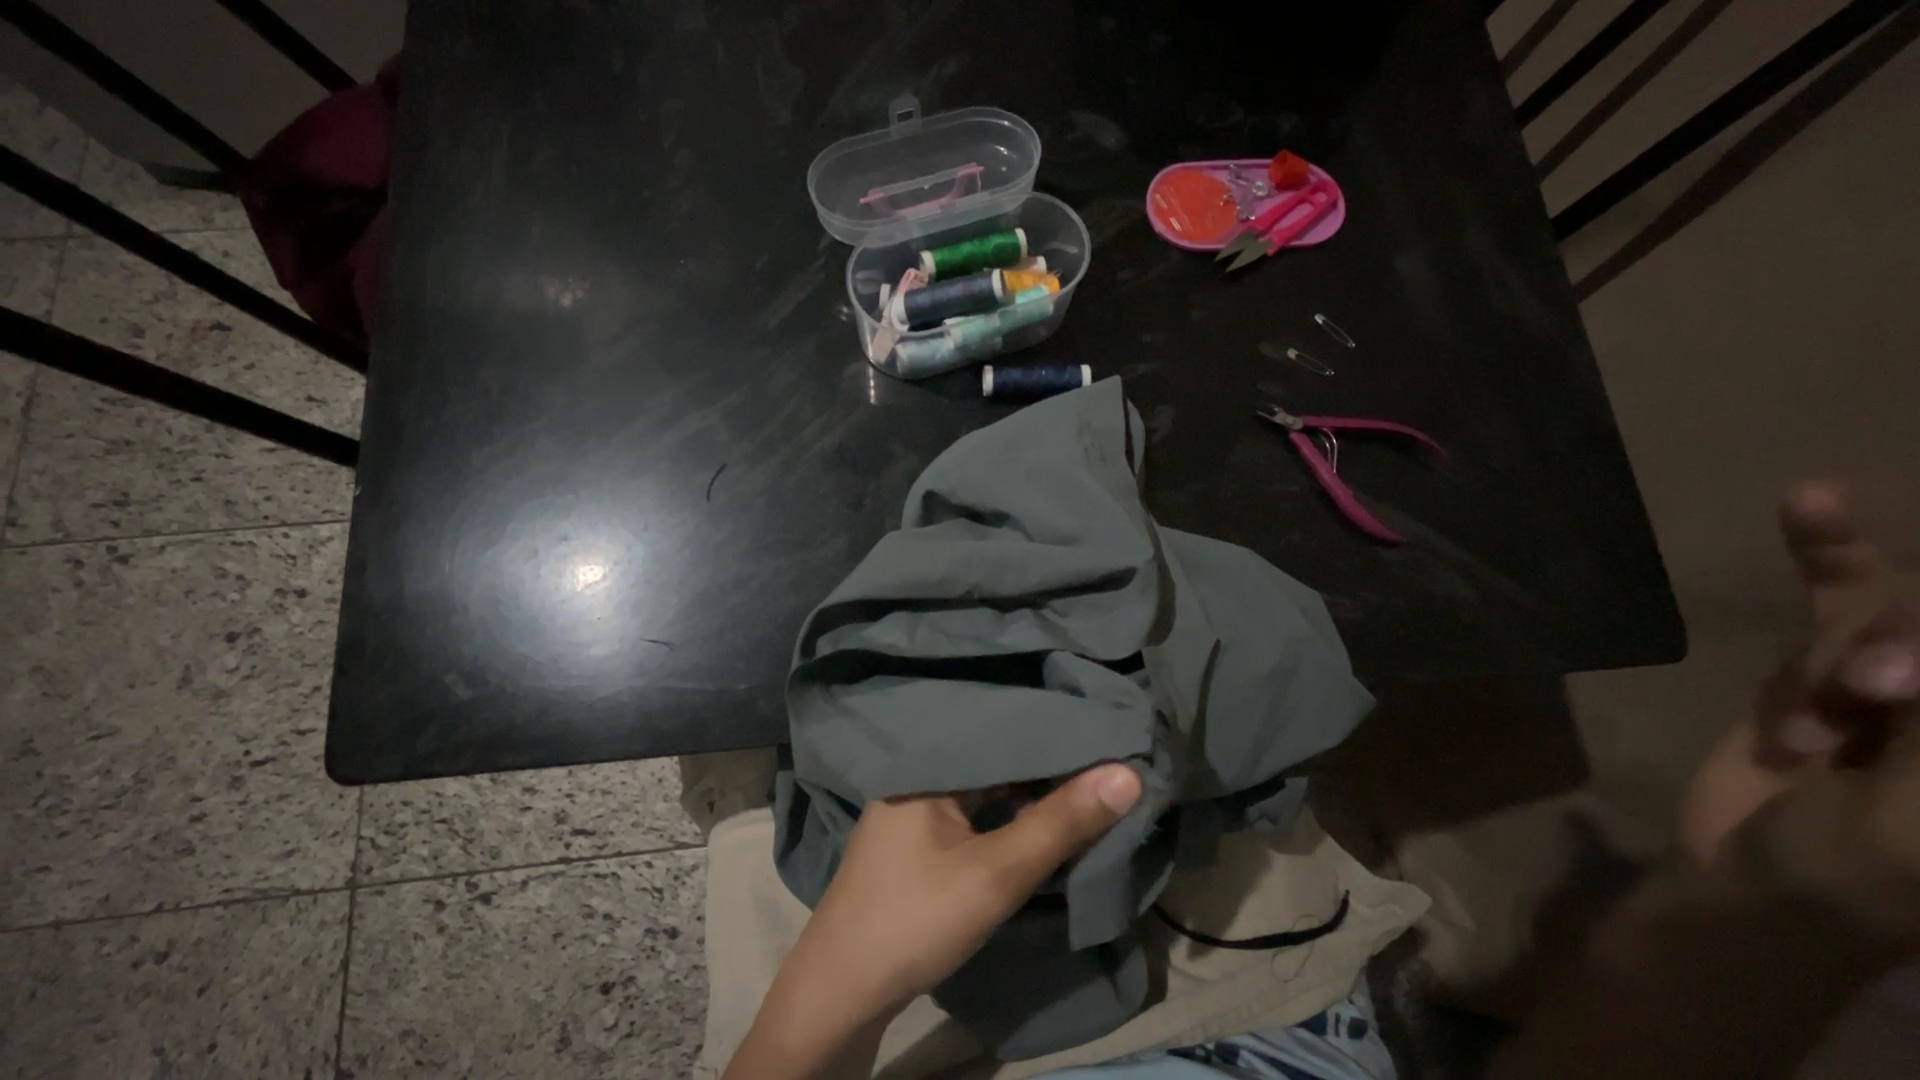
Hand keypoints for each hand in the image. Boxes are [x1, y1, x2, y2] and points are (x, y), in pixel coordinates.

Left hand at [724, 763, 1142, 1079]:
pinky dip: (1009, 814)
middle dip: (1049, 762)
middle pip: (996, 758)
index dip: (1057, 731)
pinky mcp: (918, 841)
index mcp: (927, 764)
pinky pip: (974, 811)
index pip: (1004, 730)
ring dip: (1031, 791)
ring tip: (1091, 779)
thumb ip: (1060, 823)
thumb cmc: (916, 919)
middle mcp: (918, 775)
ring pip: (987, 786)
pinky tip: (1042, 817)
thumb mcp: (996, 873)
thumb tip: (1129, 773)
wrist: (842, 990)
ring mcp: (914, 809)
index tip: (1110, 727)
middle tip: (1111, 751)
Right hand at [1680, 482, 1919, 950]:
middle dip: (1904, 643)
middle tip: (1863, 695)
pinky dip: (1823, 548)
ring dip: (1848, 643)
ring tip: (1813, 712)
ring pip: (1898, 607)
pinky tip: (1807, 502)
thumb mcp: (1916, 818)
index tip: (1895, 684)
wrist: (1742, 883)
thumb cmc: (1847, 877)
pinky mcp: (1834, 666)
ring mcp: (1913, 680)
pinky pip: (1837, 594)